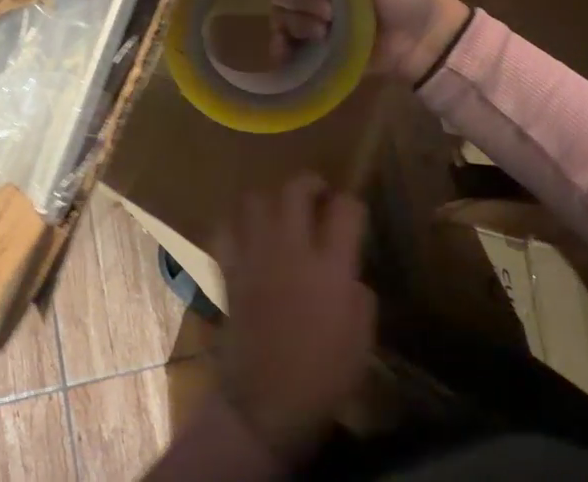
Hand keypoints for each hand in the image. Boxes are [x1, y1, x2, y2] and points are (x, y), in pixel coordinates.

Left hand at [215, 173, 375, 461]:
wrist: (265, 403)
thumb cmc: (323, 377)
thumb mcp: (362, 339)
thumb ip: (359, 295)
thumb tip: (348, 274)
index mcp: (332, 267)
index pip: (346, 209)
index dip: (353, 203)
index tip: (352, 213)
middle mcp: (292, 250)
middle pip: (296, 190)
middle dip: (310, 184)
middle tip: (318, 196)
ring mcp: (256, 258)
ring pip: (256, 200)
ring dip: (271, 200)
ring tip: (281, 213)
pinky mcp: (230, 271)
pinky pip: (225, 230)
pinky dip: (236, 224)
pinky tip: (247, 235)